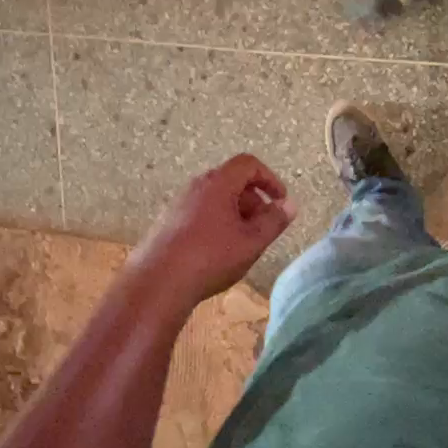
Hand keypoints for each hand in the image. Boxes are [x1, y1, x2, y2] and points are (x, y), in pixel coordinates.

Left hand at [137, 154, 296, 303]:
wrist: (157, 282)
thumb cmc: (211, 258)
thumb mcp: (252, 241)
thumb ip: (274, 221)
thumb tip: (290, 205)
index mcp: (218, 184)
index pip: (248, 165)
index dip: (270, 179)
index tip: (280, 202)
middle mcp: (196, 187)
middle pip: (232, 181)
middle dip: (255, 201)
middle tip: (264, 228)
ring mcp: (179, 204)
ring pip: (217, 199)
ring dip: (237, 215)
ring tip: (244, 244)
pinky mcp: (168, 222)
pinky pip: (201, 213)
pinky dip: (219, 223)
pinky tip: (219, 253)